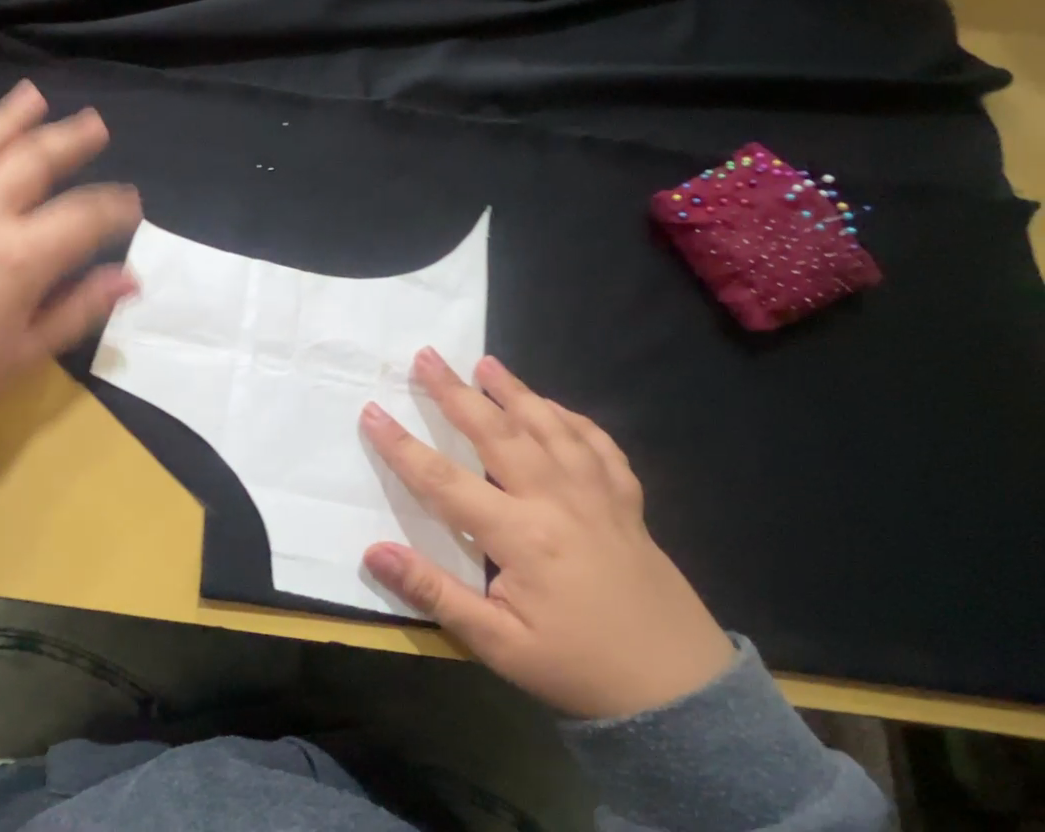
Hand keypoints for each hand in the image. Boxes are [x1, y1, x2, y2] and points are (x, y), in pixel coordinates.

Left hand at [0, 81, 141, 400]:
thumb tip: (129, 279)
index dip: (113, 207)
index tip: (132, 204)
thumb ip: (79, 308)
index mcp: (22, 256)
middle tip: (94, 124)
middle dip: (68, 141)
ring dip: (7, 120)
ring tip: (32, 96)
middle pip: (31, 165)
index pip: (82, 217)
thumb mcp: (29, 351)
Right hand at [360, 351, 734, 719]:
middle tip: (427, 357)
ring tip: (487, 363)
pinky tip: (555, 408)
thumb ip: (434, 593)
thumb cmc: (578, 667)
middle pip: (499, 435)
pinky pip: (600, 448)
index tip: (371, 412)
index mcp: (523, 537)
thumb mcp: (496, 644)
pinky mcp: (628, 507)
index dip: (402, 446)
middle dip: (457, 394)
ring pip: (551, 429)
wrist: (679, 691)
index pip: (445, 481)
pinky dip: (575, 421)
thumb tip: (373, 552)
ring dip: (515, 392)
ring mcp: (599, 499)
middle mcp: (559, 503)